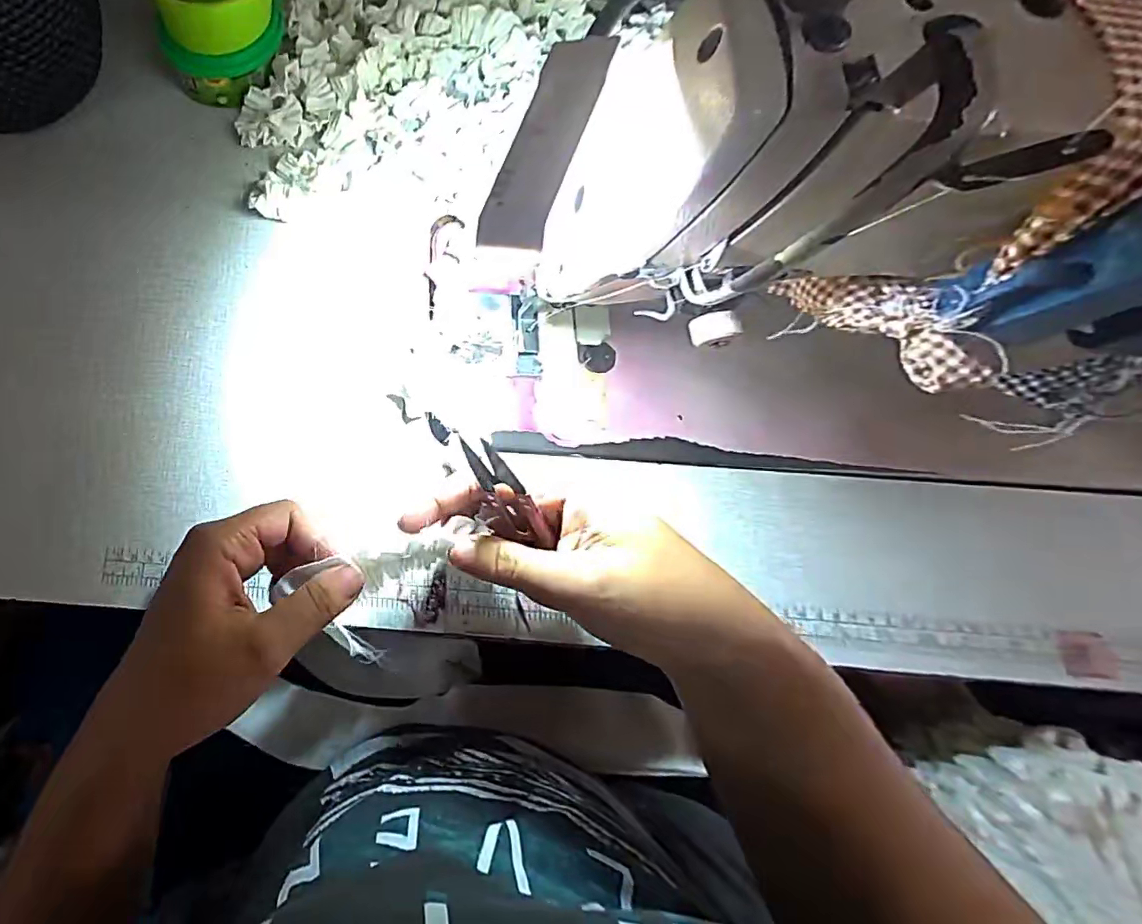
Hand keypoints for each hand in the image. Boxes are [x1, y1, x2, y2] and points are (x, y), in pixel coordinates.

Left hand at [92, 501, 365, 760]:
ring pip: (265, 552)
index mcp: (217, 545)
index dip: (317, 543)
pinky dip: (273, 588)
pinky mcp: (203, 587)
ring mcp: (203, 565)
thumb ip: (312, 605)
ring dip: (292, 577)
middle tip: (325, 603)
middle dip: (306, 561)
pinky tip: (280, 619)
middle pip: (275, 530)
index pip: (285, 515)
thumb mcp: (264, 647)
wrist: (141, 720)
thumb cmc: (193, 684)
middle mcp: (208, 545)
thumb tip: (350, 574)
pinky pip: (250, 571)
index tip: (335, 583)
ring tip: (304, 615)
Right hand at [400, 480, 793, 674]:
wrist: (730, 654)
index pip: (497, 487)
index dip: (448, 500)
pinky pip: (535, 559)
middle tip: (421, 537)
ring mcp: (579, 538)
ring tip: (469, 565)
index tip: (411, 520)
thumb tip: (452, 548)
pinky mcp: (584, 565)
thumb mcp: (577, 584)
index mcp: (575, 496)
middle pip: (501, 509)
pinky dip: (514, 568)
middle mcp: (573, 509)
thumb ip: (510, 563)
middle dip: (464, 523)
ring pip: (516, 538)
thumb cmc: (660, 605)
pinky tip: (509, 581)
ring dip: (491, 552)